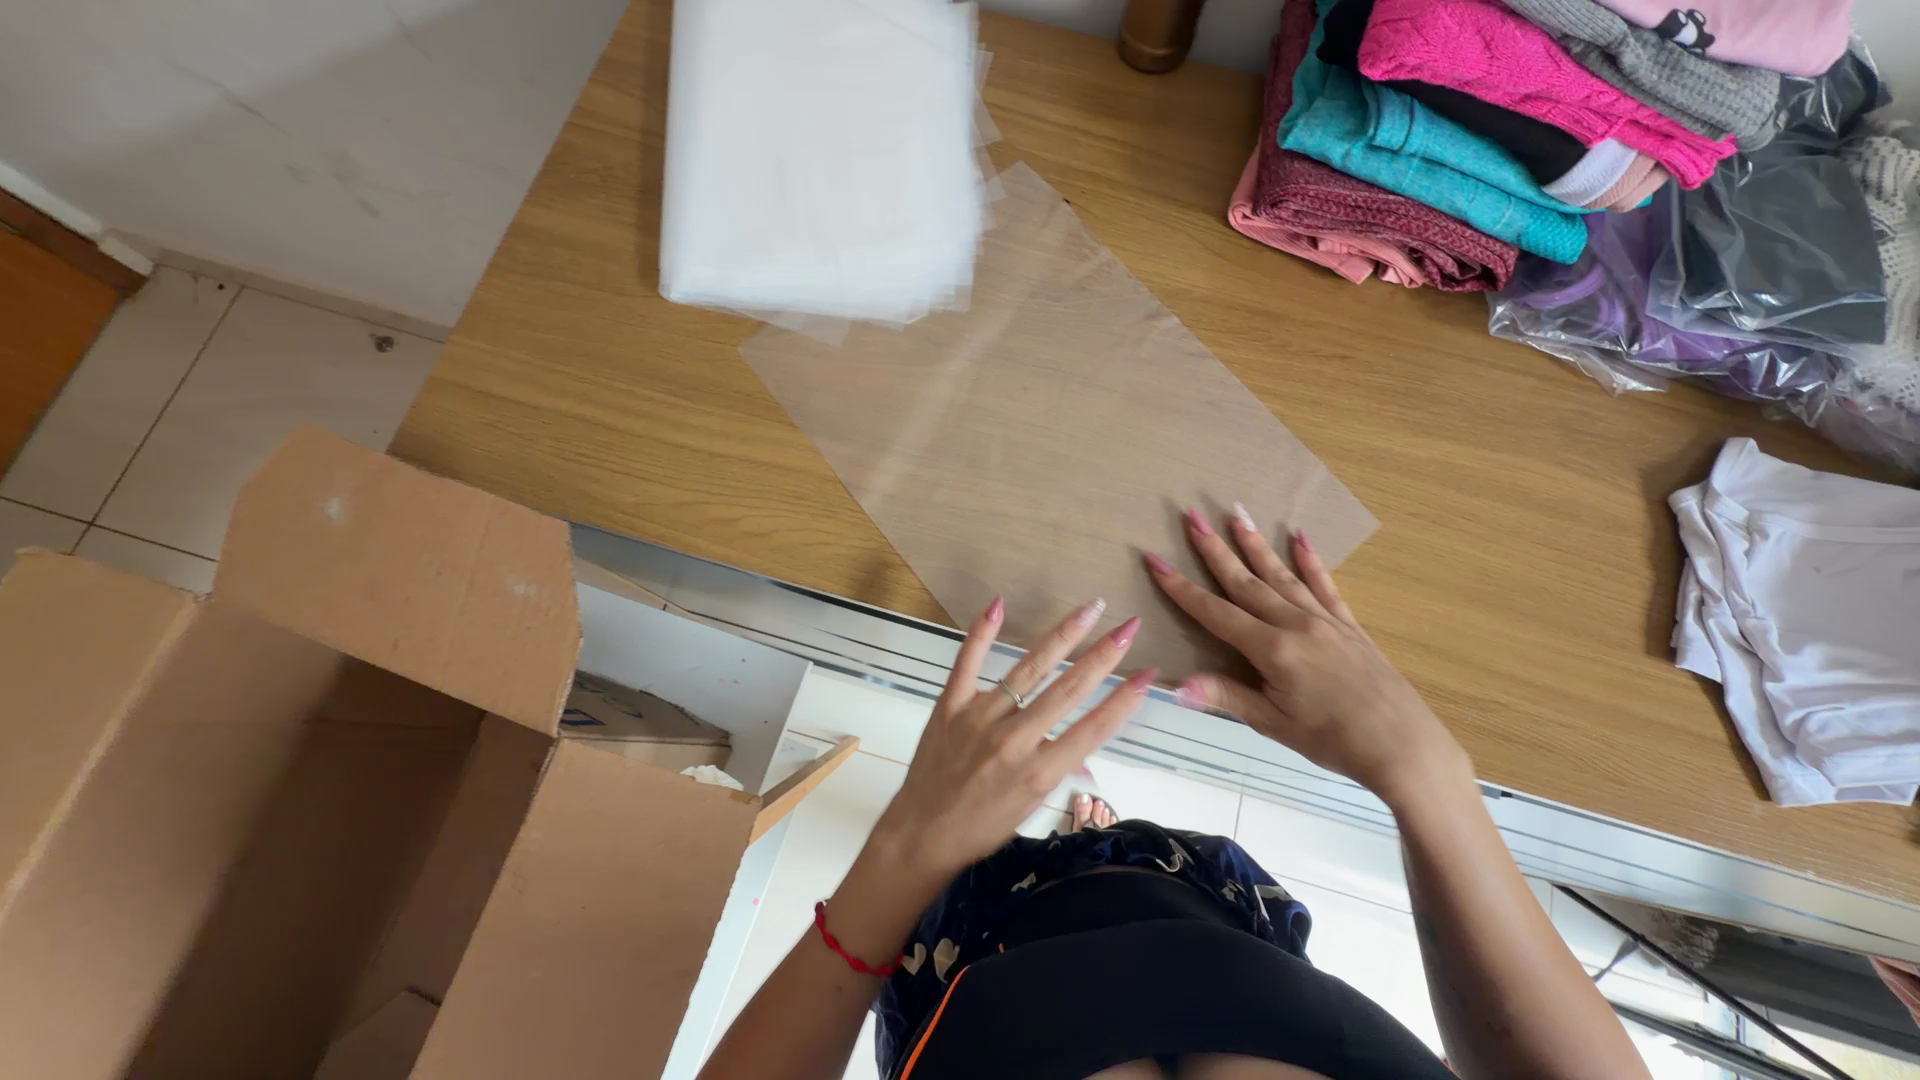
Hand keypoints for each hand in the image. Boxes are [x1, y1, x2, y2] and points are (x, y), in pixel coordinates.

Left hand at [872, 597, 1154, 878]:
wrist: (922, 834)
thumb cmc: (981, 828)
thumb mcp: (1031, 808)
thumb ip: (1057, 770)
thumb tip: (1082, 750)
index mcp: (1039, 772)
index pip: (1093, 728)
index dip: (1124, 700)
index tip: (1148, 674)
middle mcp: (1014, 740)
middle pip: (1068, 690)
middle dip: (1104, 655)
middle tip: (1130, 627)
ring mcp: (979, 718)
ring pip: (1029, 669)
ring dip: (1064, 636)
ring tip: (1090, 610)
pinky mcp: (950, 706)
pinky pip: (968, 662)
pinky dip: (982, 632)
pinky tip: (999, 604)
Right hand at [1145, 506, 1469, 804]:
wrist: (1403, 746)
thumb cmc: (1332, 740)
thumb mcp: (1273, 723)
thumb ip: (1226, 697)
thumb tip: (1175, 687)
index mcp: (1272, 649)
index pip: (1215, 612)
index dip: (1181, 588)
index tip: (1155, 560)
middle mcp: (1296, 624)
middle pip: (1246, 581)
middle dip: (1214, 548)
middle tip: (1191, 516)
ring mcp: (1325, 621)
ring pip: (1282, 574)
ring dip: (1255, 544)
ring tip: (1236, 514)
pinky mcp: (1348, 626)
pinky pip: (1325, 585)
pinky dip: (1311, 560)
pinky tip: (1300, 537)